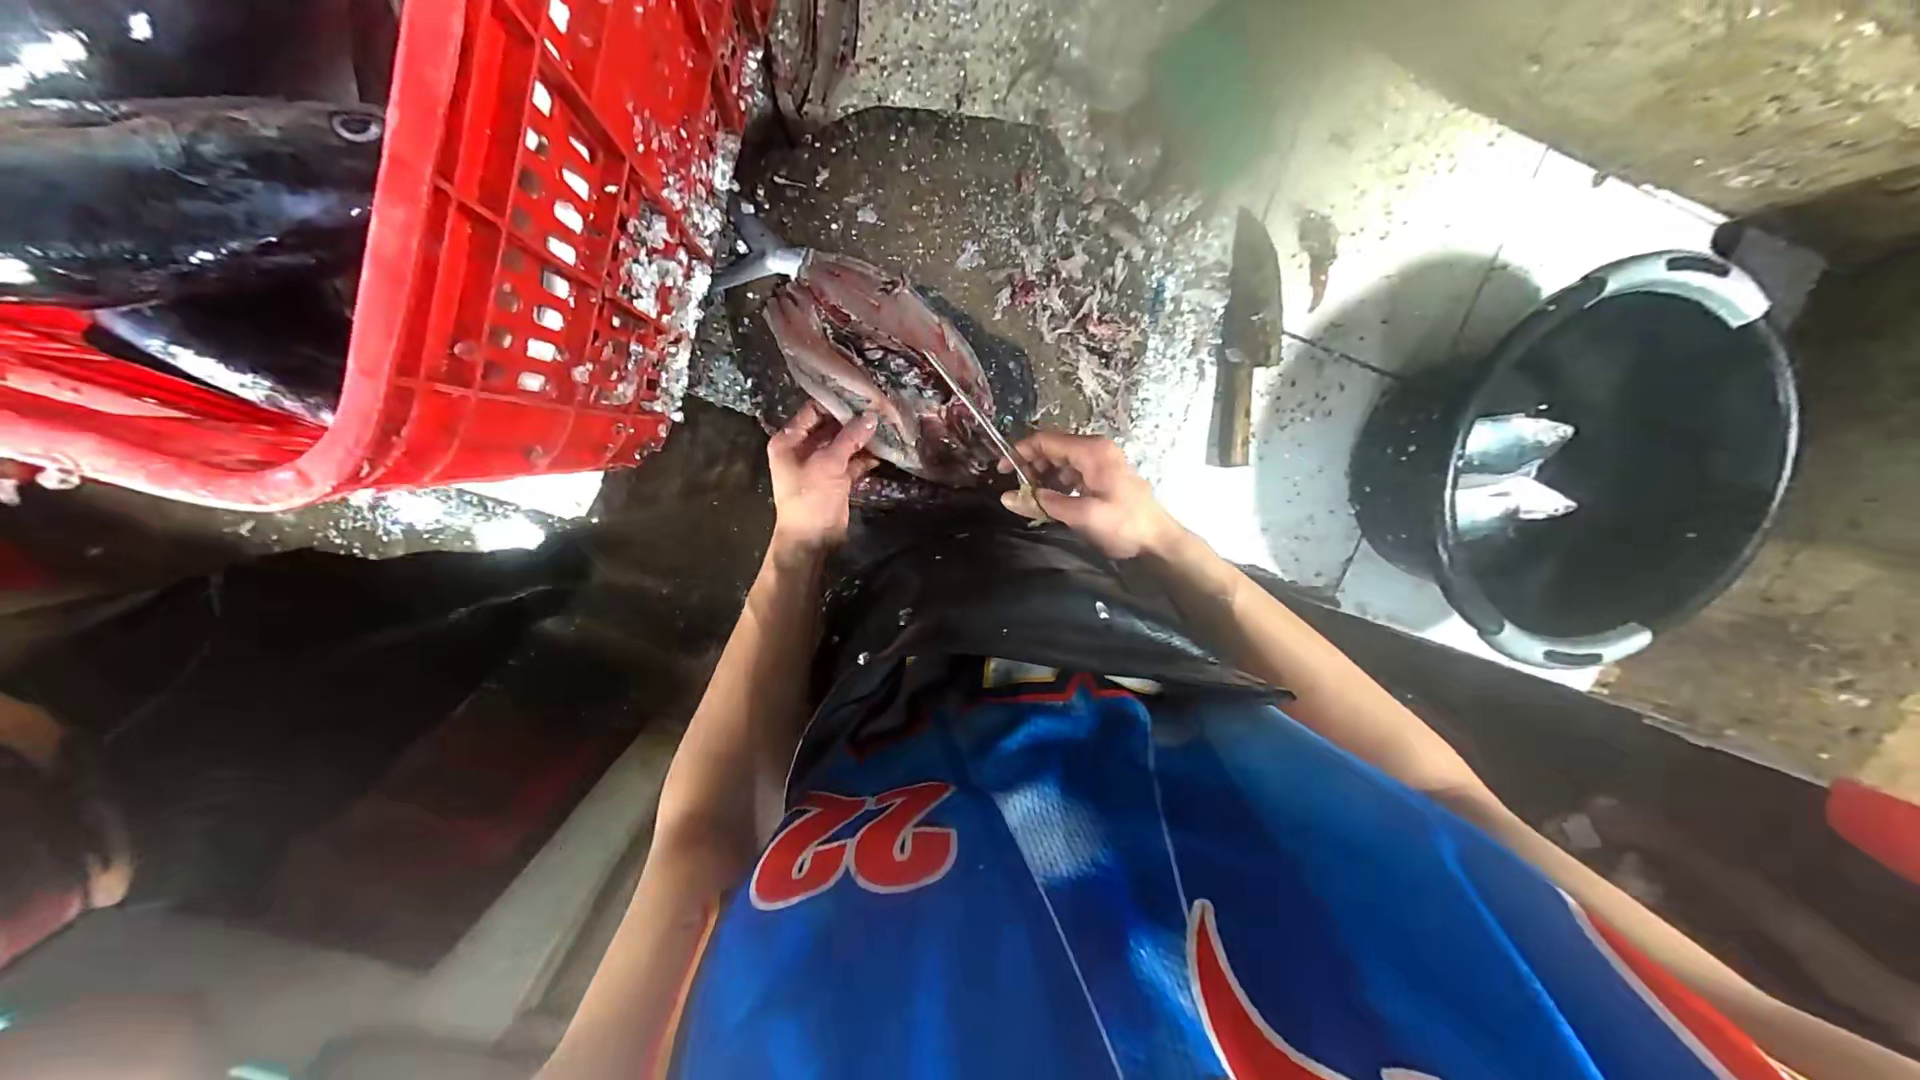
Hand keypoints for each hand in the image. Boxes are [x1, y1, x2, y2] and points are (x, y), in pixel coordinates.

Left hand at [766, 402, 877, 558]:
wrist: (811, 540)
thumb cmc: (810, 498)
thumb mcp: (828, 463)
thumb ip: (849, 437)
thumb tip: (871, 416)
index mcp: (789, 441)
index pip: (812, 411)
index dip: (835, 402)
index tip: (860, 393)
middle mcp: (802, 449)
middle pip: (830, 427)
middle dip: (853, 420)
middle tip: (879, 408)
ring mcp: (820, 465)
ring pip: (843, 444)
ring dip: (862, 439)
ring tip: (886, 426)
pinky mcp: (835, 480)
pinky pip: (851, 462)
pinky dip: (865, 457)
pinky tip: (883, 450)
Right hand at [999, 431, 1185, 558]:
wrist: (1158, 540)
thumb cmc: (1123, 525)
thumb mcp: (1080, 515)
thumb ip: (1042, 503)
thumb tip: (1007, 497)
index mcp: (1092, 451)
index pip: (1046, 440)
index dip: (1019, 452)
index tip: (1001, 470)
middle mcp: (1096, 449)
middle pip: (1053, 448)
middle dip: (1030, 466)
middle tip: (1017, 489)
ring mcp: (1101, 461)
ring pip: (1061, 461)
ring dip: (1043, 476)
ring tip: (1032, 498)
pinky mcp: (1103, 475)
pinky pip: (1072, 471)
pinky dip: (1057, 483)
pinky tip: (1051, 501)